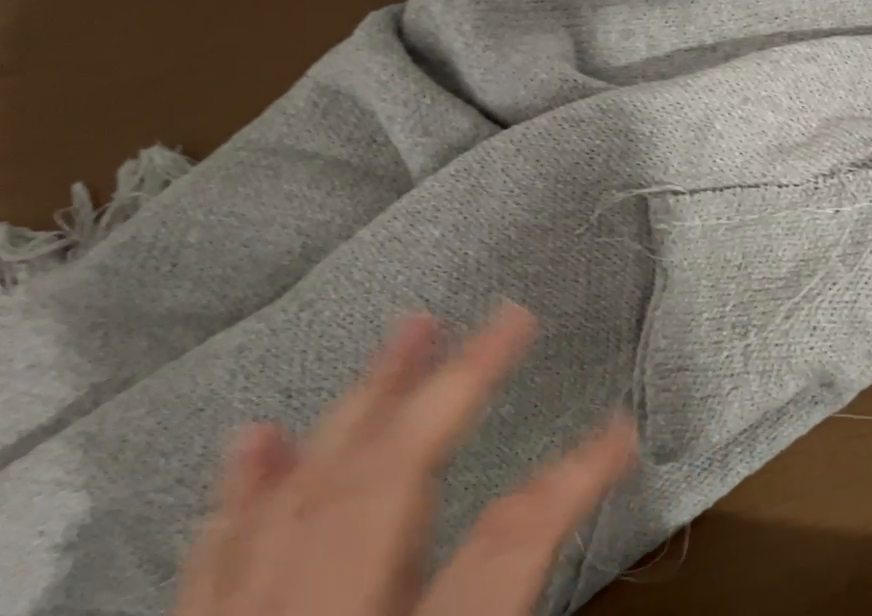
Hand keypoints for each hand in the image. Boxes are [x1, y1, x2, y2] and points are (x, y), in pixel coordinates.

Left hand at [173, 303, 637, 615]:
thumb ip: (521, 613)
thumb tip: (581, 571)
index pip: (510, 546)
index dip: (576, 476)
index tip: (622, 433)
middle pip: (386, 489)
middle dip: (454, 389)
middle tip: (505, 321)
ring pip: (297, 501)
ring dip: (360, 406)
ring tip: (406, 332)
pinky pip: (212, 564)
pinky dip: (241, 493)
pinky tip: (260, 436)